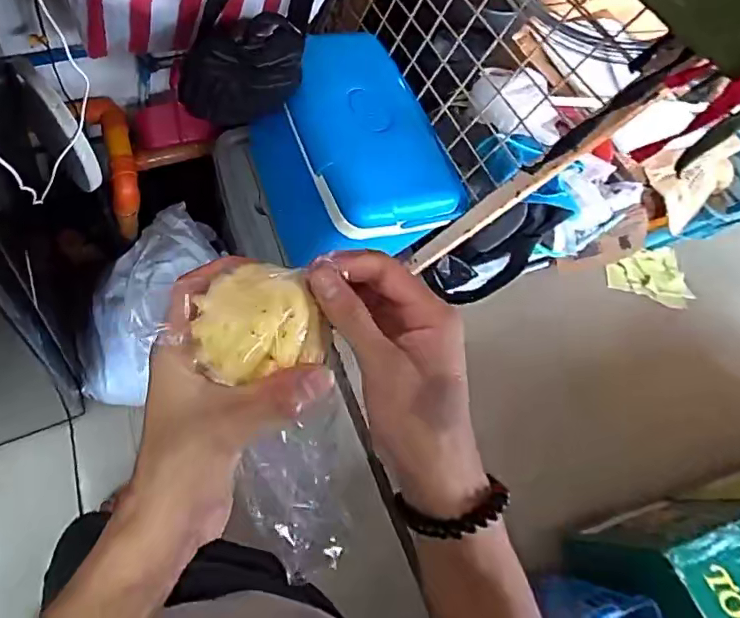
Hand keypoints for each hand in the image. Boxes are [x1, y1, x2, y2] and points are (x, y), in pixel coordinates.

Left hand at [122, 256, 335, 553]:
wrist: (168, 523)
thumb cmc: (181, 461)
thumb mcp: (227, 422)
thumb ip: (275, 397)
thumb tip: (324, 375)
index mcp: (173, 348)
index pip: (187, 292)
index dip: (214, 272)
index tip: (252, 267)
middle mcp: (186, 359)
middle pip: (216, 315)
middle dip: (248, 301)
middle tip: (287, 293)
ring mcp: (203, 386)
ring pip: (233, 346)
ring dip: (262, 335)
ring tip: (299, 322)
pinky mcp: (220, 411)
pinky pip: (246, 376)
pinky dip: (269, 368)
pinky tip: (299, 366)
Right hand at [307, 251, 490, 517]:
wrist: (435, 477)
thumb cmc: (414, 421)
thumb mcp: (381, 365)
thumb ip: (351, 315)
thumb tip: (319, 272)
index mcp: (432, 311)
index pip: (387, 269)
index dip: (350, 263)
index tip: (312, 268)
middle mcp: (424, 313)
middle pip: (380, 279)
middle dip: (343, 275)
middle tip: (304, 280)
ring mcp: (410, 331)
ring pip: (372, 297)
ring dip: (342, 293)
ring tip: (307, 293)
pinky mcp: (396, 348)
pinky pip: (368, 318)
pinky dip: (345, 314)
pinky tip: (321, 314)